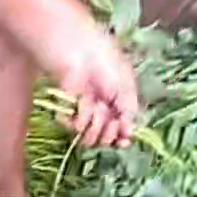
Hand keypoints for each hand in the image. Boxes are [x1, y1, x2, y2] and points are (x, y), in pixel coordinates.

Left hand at [50, 29, 139, 147]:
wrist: (81, 55)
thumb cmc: (106, 62)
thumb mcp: (125, 85)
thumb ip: (129, 109)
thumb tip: (130, 132)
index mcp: (119, 102)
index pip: (121, 129)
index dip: (122, 138)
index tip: (123, 142)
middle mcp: (101, 111)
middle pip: (105, 137)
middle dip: (109, 133)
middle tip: (111, 124)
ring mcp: (83, 114)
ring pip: (89, 137)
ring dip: (95, 125)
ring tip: (97, 108)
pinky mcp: (66, 114)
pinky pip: (74, 128)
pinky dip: (80, 119)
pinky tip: (84, 105)